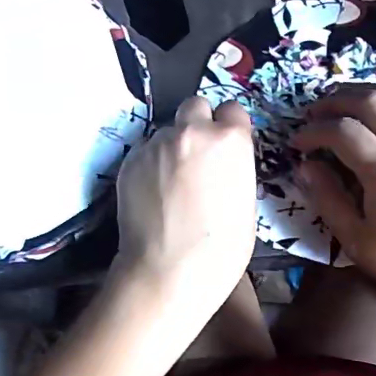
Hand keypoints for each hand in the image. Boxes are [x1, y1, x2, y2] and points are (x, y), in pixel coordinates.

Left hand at [114, 97, 257, 307]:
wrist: (170, 271)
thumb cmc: (223, 248)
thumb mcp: (245, 203)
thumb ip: (233, 171)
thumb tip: (221, 168)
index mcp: (230, 140)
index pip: (233, 109)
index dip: (230, 127)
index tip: (228, 145)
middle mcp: (192, 132)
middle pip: (195, 105)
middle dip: (198, 123)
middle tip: (198, 154)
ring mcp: (156, 144)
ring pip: (166, 131)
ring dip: (172, 147)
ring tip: (171, 183)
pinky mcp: (129, 161)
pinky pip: (145, 152)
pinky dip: (151, 165)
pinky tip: (154, 194)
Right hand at [292, 86, 375, 310]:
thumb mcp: (356, 240)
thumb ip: (327, 198)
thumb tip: (306, 166)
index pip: (342, 132)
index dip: (313, 131)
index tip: (298, 143)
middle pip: (372, 102)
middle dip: (337, 101)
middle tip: (316, 114)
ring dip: (372, 93)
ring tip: (351, 105)